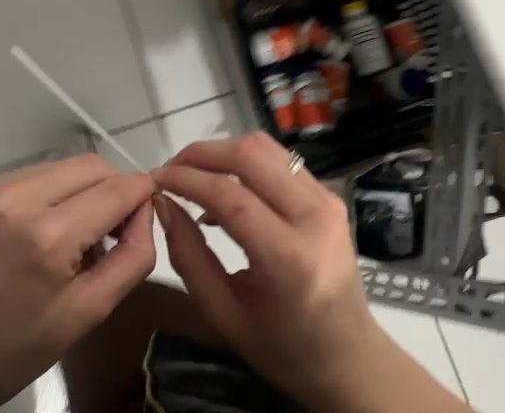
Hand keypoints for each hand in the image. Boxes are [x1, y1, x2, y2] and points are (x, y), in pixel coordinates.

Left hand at [0, 155, 156, 412]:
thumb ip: (133, 257)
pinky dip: (56, 193)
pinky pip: (39, 174)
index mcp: (50, 236)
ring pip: (67, 165)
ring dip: (85, 191)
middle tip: (113, 234)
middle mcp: (21, 199)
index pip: (119, 188)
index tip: (146, 221)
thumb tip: (147, 211)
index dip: (143, 197)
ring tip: (77, 237)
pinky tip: (47, 232)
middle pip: (95, 166)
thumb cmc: (15, 350)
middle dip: (115, 191)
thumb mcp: (88, 313)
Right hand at [152, 134, 399, 409]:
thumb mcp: (225, 314)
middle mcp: (314, 217)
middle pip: (250, 155)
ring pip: (266, 148)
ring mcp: (327, 200)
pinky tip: (224, 189)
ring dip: (223, 153)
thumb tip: (163, 205)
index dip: (187, 180)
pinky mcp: (329, 195)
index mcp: (289, 258)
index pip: (230, 195)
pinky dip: (245, 164)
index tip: (155, 181)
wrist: (349, 357)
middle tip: (171, 171)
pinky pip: (280, 162)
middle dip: (202, 154)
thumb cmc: (283, 348)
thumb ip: (190, 257)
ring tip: (193, 177)